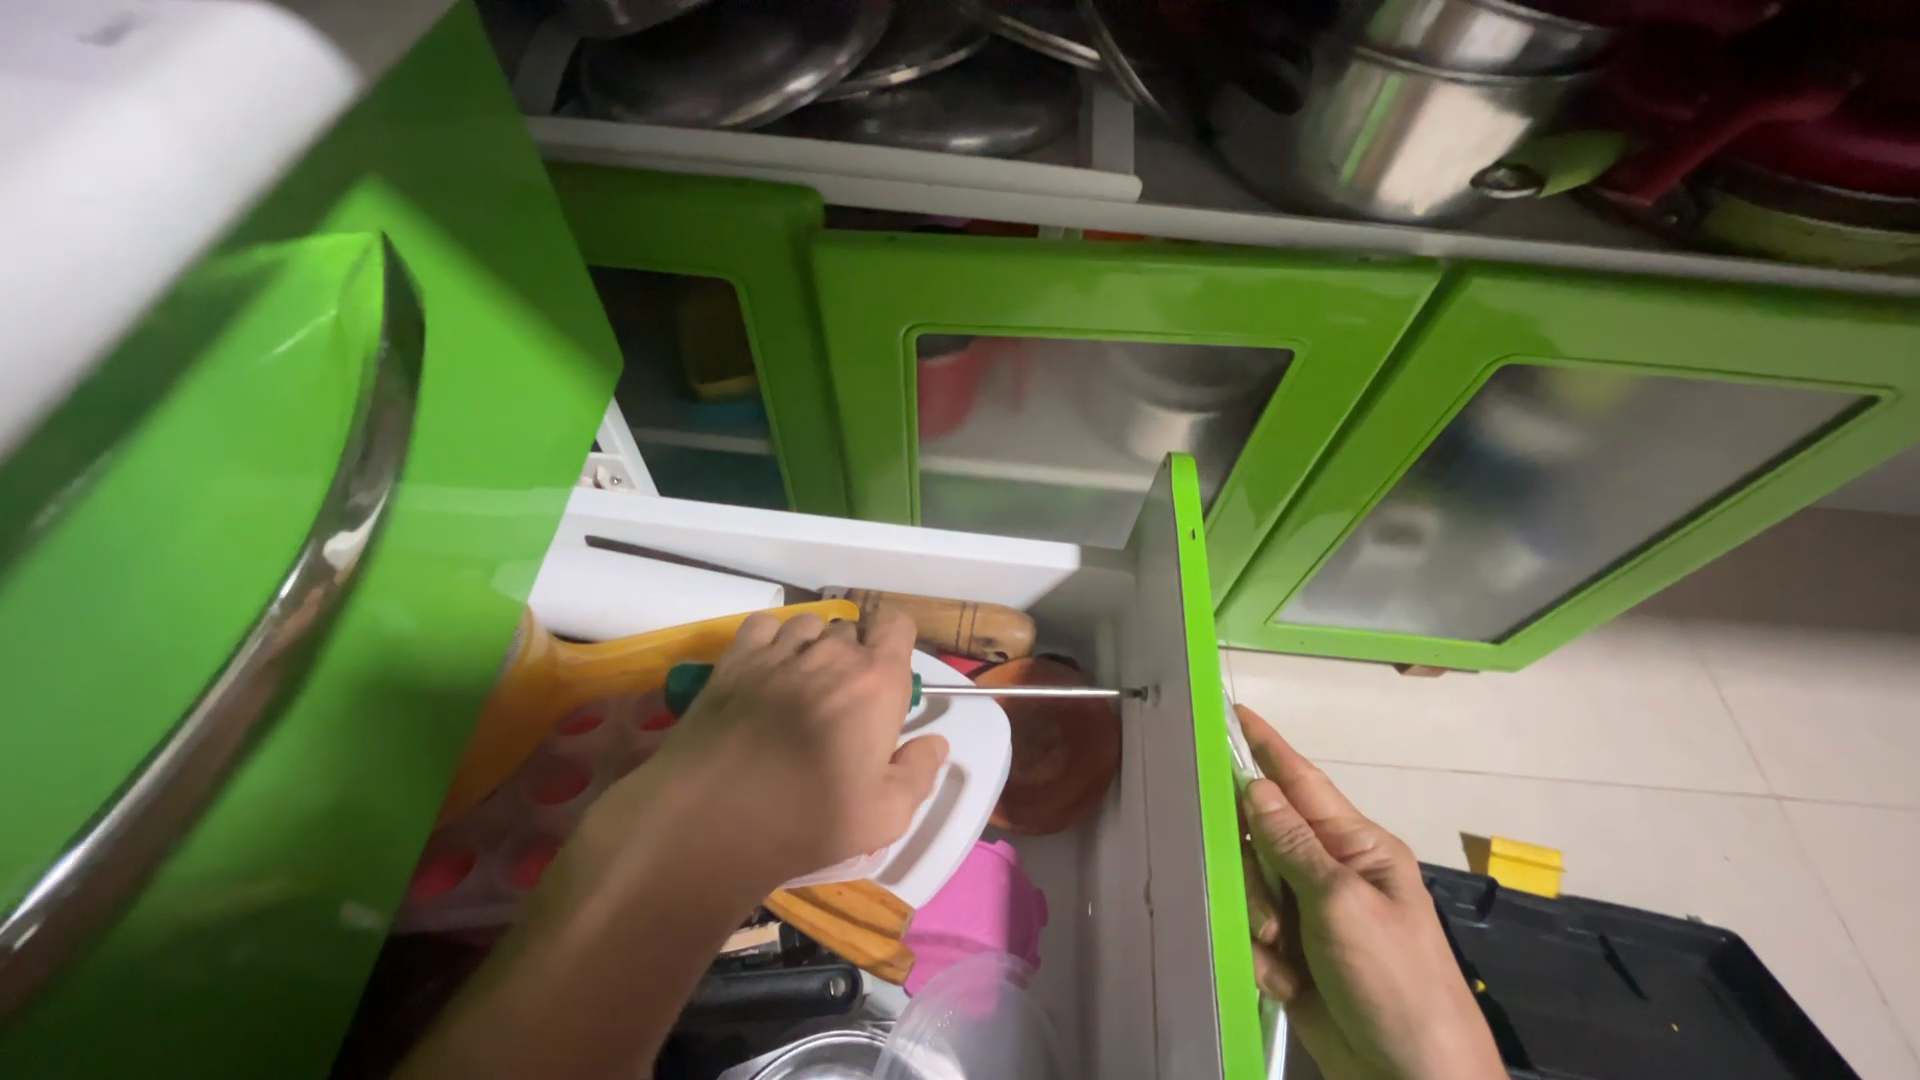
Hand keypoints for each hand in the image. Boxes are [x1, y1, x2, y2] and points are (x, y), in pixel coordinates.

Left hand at [627, 606, 948, 892]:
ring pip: (809, 626)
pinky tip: (766, 673)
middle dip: (853, 659)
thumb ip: (919, 772)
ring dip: (812, 647)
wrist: (710, 820)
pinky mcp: (735, 659)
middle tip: (840, 707)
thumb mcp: (886, 815)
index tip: (886, 682)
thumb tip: (935, 743)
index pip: (898, 624)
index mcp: (877, 681)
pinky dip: (770, 640)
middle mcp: (832, 652)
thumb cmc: (808, 819)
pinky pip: (763, 626)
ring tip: (800, 687)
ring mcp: (780, 651)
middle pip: (852, 631)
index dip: (895, 645)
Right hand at [1236, 705, 1503, 1079]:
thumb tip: (1257, 786)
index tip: (1235, 712)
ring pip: (1248, 884)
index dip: (1268, 748)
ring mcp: (1309, 915)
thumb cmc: (1394, 982)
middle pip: (1261, 837)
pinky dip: (1261, 956)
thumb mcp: (1342, 904)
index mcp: (1357, 848)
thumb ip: (1292, 843)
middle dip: (1255, 871)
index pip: (1303, 783)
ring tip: (1284, 953)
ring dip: (1258, 918)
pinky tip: (1287, 982)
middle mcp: (1329, 872)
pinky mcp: (1291, 955)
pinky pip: (1248, 931)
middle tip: (1272, 913)